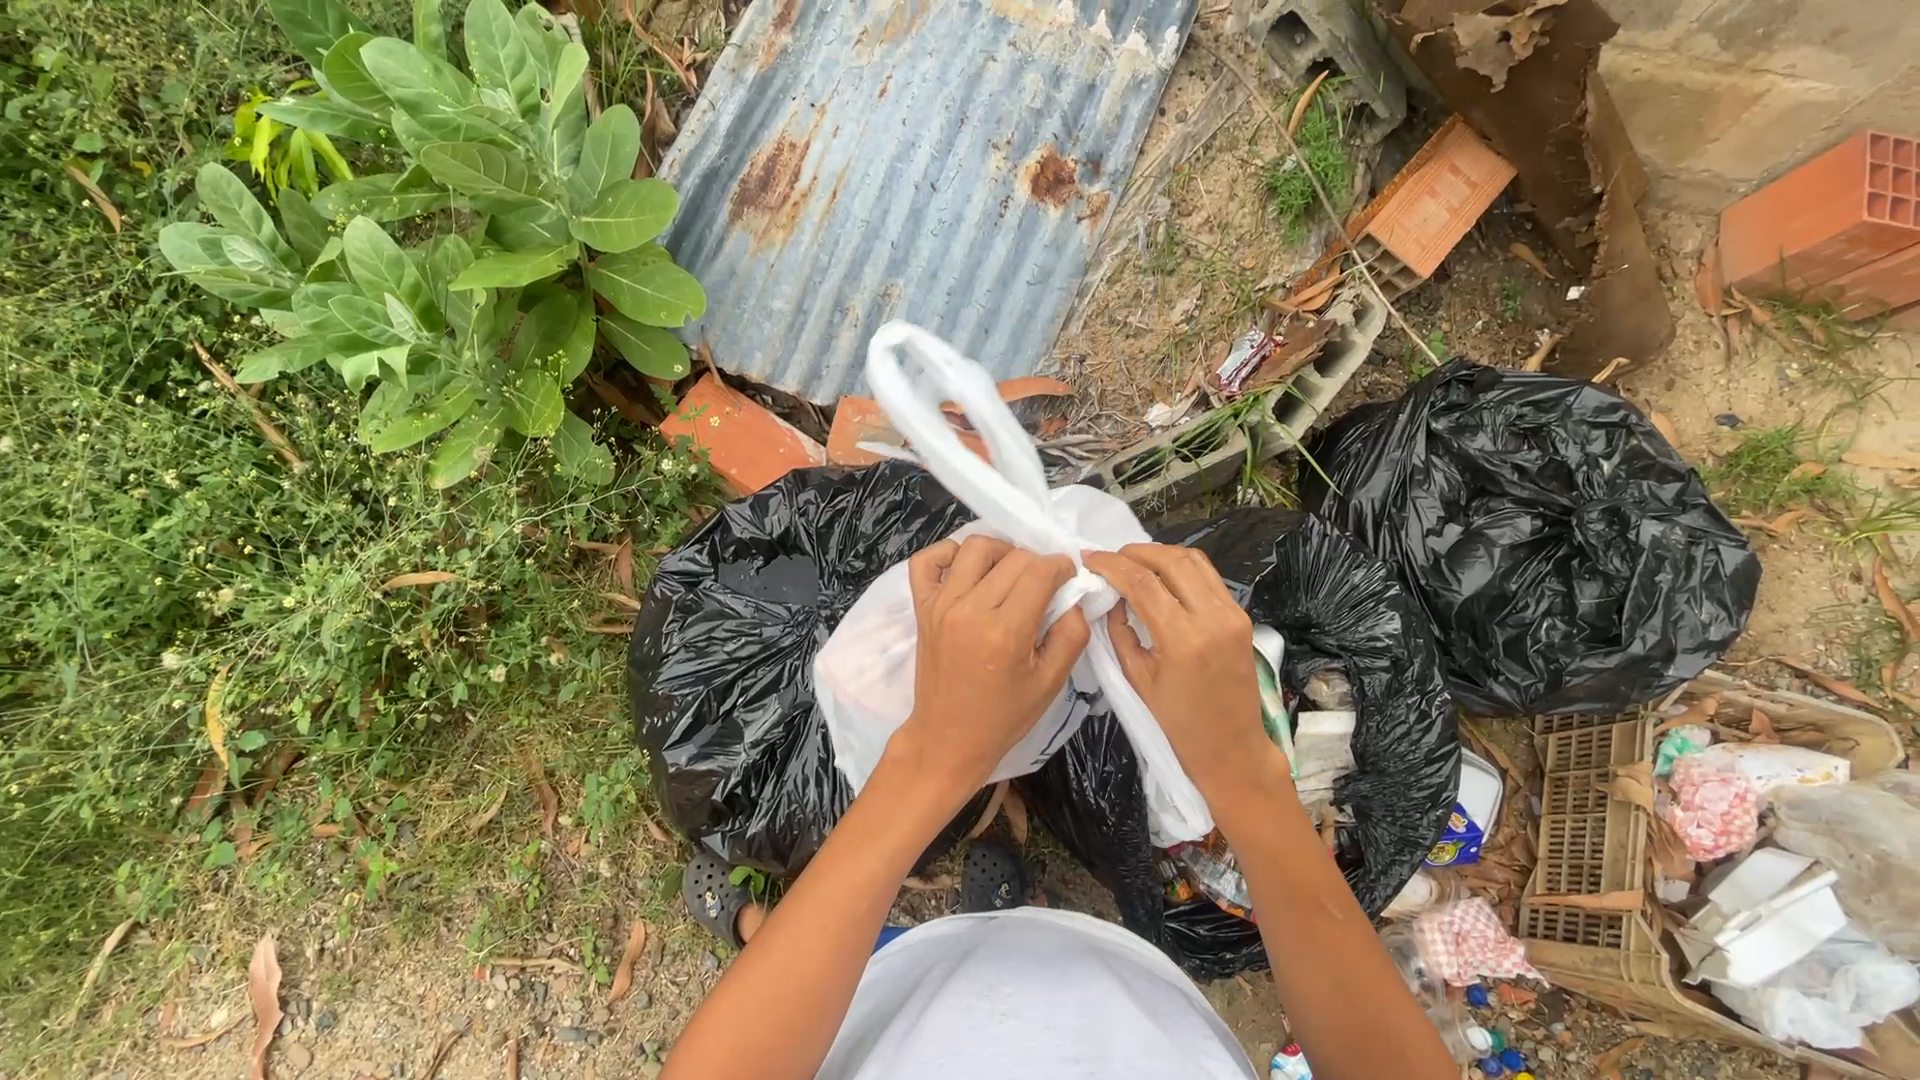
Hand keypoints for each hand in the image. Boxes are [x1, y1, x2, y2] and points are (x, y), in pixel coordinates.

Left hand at [892, 535, 1090, 801]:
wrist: (948, 738)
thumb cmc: (1003, 716)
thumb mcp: (1050, 683)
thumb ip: (1071, 636)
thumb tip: (1074, 597)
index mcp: (1005, 632)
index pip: (1040, 572)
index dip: (1062, 567)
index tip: (1068, 577)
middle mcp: (970, 610)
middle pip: (1013, 557)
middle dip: (1038, 563)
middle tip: (1045, 584)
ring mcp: (941, 605)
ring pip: (974, 548)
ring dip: (1000, 552)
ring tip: (1011, 572)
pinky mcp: (922, 607)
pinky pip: (927, 560)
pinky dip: (947, 553)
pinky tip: (967, 568)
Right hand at [1083, 545, 1277, 795]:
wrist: (1231, 747)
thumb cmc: (1178, 723)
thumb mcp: (1137, 678)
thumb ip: (1120, 632)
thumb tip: (1110, 598)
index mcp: (1183, 639)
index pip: (1142, 582)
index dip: (1111, 565)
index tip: (1088, 558)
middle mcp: (1212, 618)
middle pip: (1170, 561)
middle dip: (1135, 552)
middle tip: (1110, 558)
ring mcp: (1232, 614)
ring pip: (1194, 561)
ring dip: (1159, 554)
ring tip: (1133, 561)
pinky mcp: (1241, 616)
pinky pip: (1208, 576)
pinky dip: (1181, 567)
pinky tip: (1160, 576)